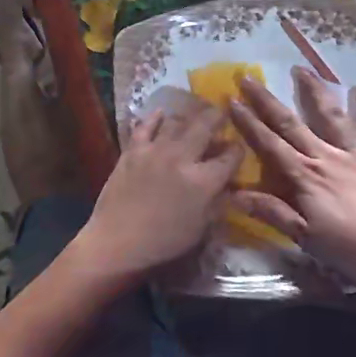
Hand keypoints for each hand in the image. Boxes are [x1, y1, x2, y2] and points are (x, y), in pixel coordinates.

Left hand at [76, 104, 241, 280]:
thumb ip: (218, 203)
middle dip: (217, 117)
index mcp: (204, 181)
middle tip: (221, 112)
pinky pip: (146, 125)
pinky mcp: (133, 149)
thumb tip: (229, 186)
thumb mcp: (201, 229)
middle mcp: (182, 158)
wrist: (117, 242)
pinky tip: (161, 113)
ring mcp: (156, 150)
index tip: (238, 147)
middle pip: (205, 126)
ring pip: (177, 121)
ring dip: (189, 116)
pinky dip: (155, 117)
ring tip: (194, 113)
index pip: (230, 156)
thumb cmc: (164, 244)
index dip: (237, 149)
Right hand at [229, 68, 355, 300]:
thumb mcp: (306, 238)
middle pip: (291, 124)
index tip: (231, 100)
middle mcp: (326, 157)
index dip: (248, 122)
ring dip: (315, 91)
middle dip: (267, 101)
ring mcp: (355, 155)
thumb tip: (233, 196)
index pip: (269, 144)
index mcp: (305, 177)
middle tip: (248, 77)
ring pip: (331, 117)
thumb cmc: (352, 250)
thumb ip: (272, 212)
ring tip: (302, 69)